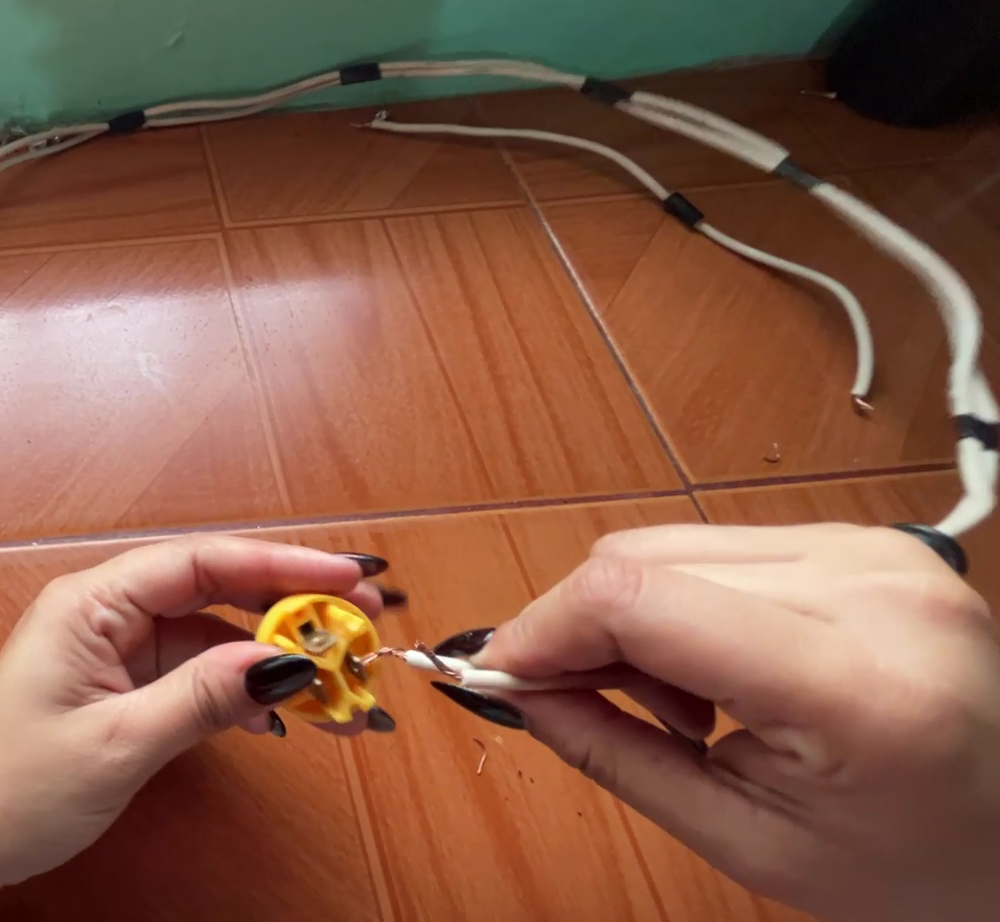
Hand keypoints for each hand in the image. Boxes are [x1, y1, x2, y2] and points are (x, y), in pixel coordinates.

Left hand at [0, 534, 388, 890]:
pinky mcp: (125, 677)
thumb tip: (282, 662)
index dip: (276, 562)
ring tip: (336, 677)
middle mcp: (106, 608)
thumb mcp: (119, 741)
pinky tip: (277, 710)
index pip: (198, 561)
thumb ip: (202, 696)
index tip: (342, 574)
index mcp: (91, 601)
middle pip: (210, 586)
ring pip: (210, 629)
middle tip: (358, 619)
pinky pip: (194, 667)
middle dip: (285, 601)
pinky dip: (238, 685)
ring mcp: (116, 642)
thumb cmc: (20, 784)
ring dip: (270, 652)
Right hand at [456, 524, 999, 921]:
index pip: (632, 600)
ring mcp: (869, 550)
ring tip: (673, 695)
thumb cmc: (910, 871)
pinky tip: (710, 661)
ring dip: (622, 616)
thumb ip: (603, 749)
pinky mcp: (857, 538)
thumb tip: (500, 684)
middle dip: (576, 629)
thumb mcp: (742, 839)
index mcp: (855, 684)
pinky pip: (698, 546)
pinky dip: (668, 600)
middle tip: (584, 699)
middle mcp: (867, 587)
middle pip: (632, 564)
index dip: (540, 627)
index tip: (500, 672)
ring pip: (654, 547)